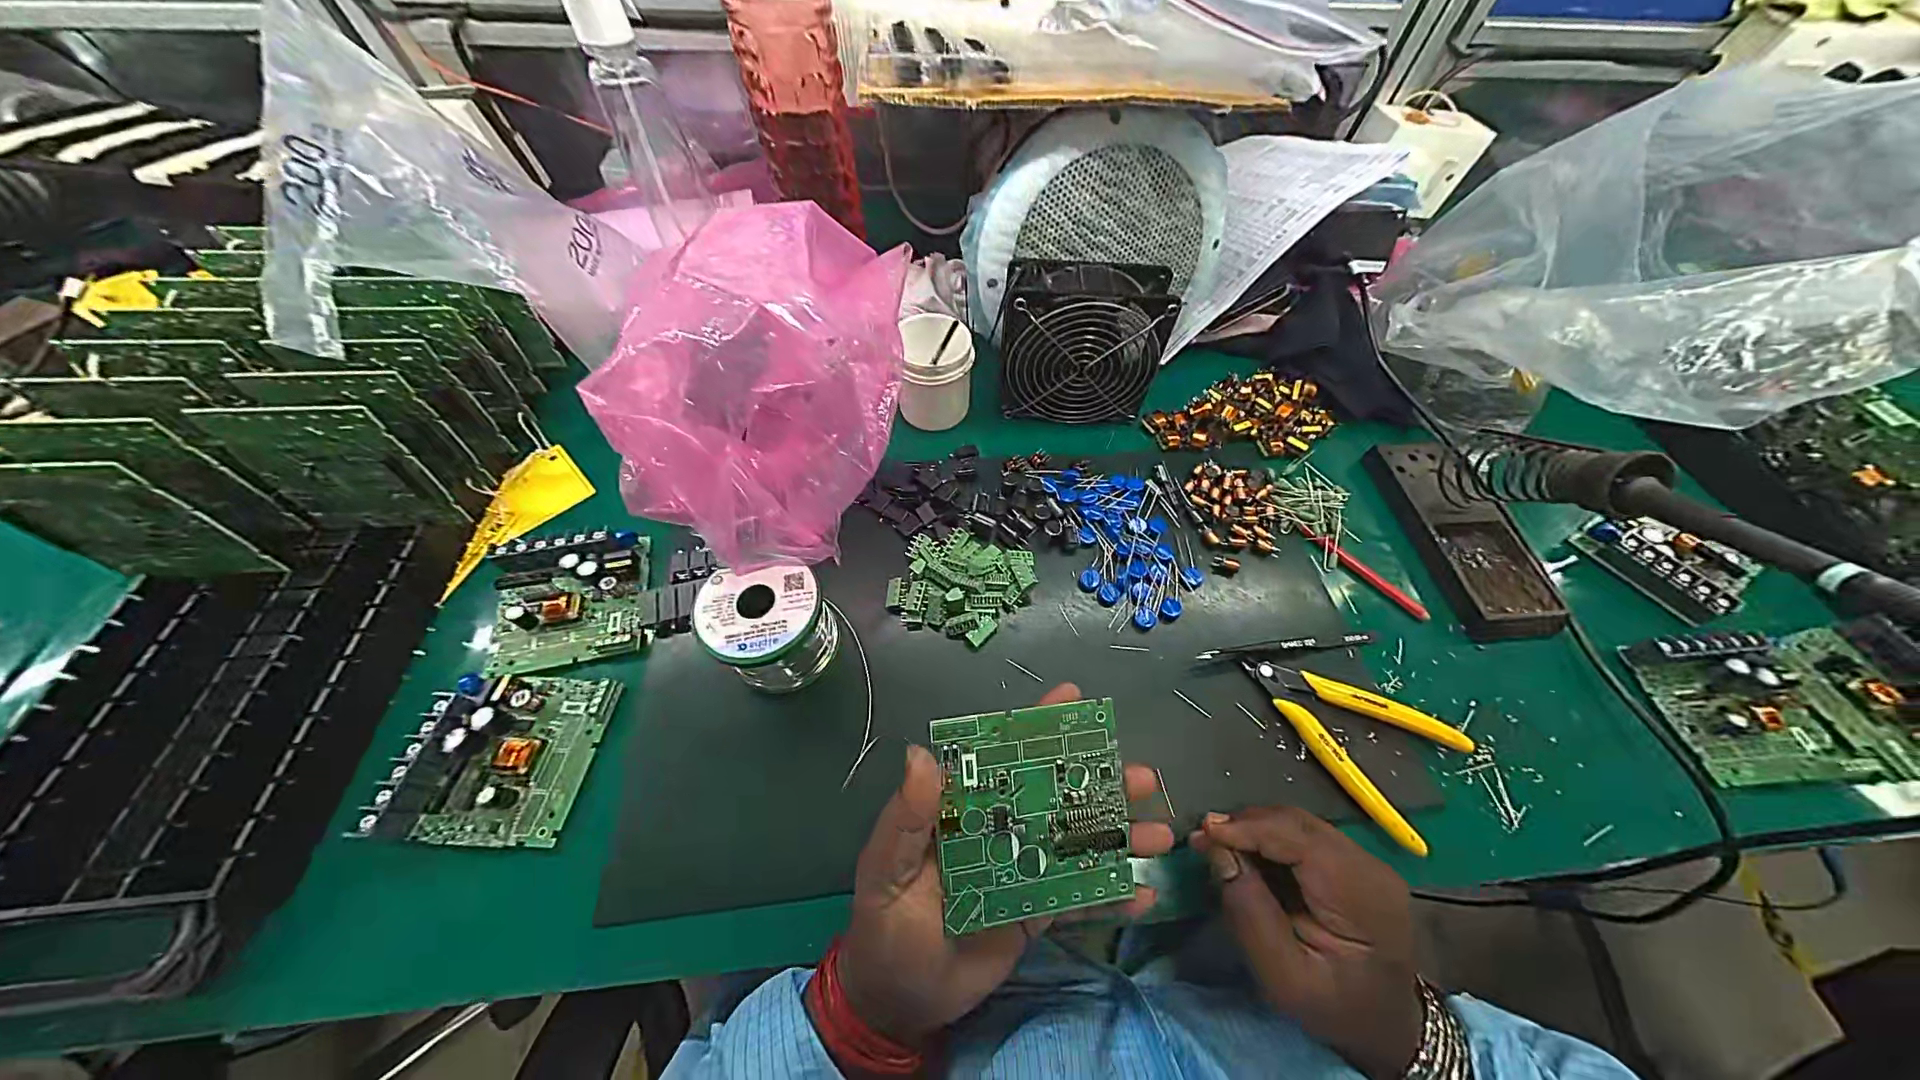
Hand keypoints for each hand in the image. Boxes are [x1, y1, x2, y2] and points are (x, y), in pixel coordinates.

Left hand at [835, 682, 1175, 1044]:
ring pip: (1076, 845)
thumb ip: (905, 816)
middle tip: (1142, 777)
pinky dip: (1111, 897)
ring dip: (1117, 836)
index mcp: (965, 809)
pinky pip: (1078, 901)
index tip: (1074, 700)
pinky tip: (1145, 893)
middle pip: (1054, 797)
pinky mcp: (1037, 916)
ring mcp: (1024, 873)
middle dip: (1098, 783)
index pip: (1003, 758)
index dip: (1036, 728)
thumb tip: (922, 754)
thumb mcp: (885, 866)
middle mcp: (1001, 830)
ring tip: (1160, 834)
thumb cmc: (884, 923)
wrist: (896, 1001)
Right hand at [1191, 806, 1421, 1079]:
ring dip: (1254, 828)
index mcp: (1364, 898)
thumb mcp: (1285, 978)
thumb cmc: (1335, 1007)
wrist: (1385, 1026)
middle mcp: (1371, 868)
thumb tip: (1219, 853)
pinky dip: (1268, 836)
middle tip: (1204, 838)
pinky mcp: (1353, 861)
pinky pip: (1302, 834)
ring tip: (1219, 844)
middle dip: (1246, 824)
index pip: (1301, 841)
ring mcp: (1365, 861)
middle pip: (1298, 824)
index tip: (1205, 832)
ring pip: (1297, 823)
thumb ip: (1251, 915)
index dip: (1250, 828)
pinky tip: (1245, 851)